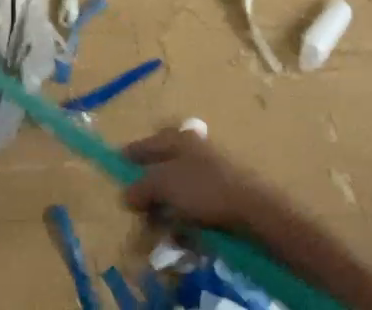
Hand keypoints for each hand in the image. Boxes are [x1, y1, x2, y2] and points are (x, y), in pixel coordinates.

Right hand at [123, 128, 288, 235]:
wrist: (255, 210)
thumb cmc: (203, 189)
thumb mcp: (163, 185)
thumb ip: (140, 188)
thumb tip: (125, 195)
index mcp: (177, 138)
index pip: (145, 144)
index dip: (128, 157)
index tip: (115, 169)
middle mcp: (193, 148)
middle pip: (161, 168)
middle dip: (148, 190)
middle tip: (139, 208)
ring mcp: (211, 170)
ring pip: (179, 189)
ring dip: (167, 207)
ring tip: (160, 227)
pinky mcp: (224, 192)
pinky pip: (196, 204)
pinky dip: (186, 216)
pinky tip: (183, 232)